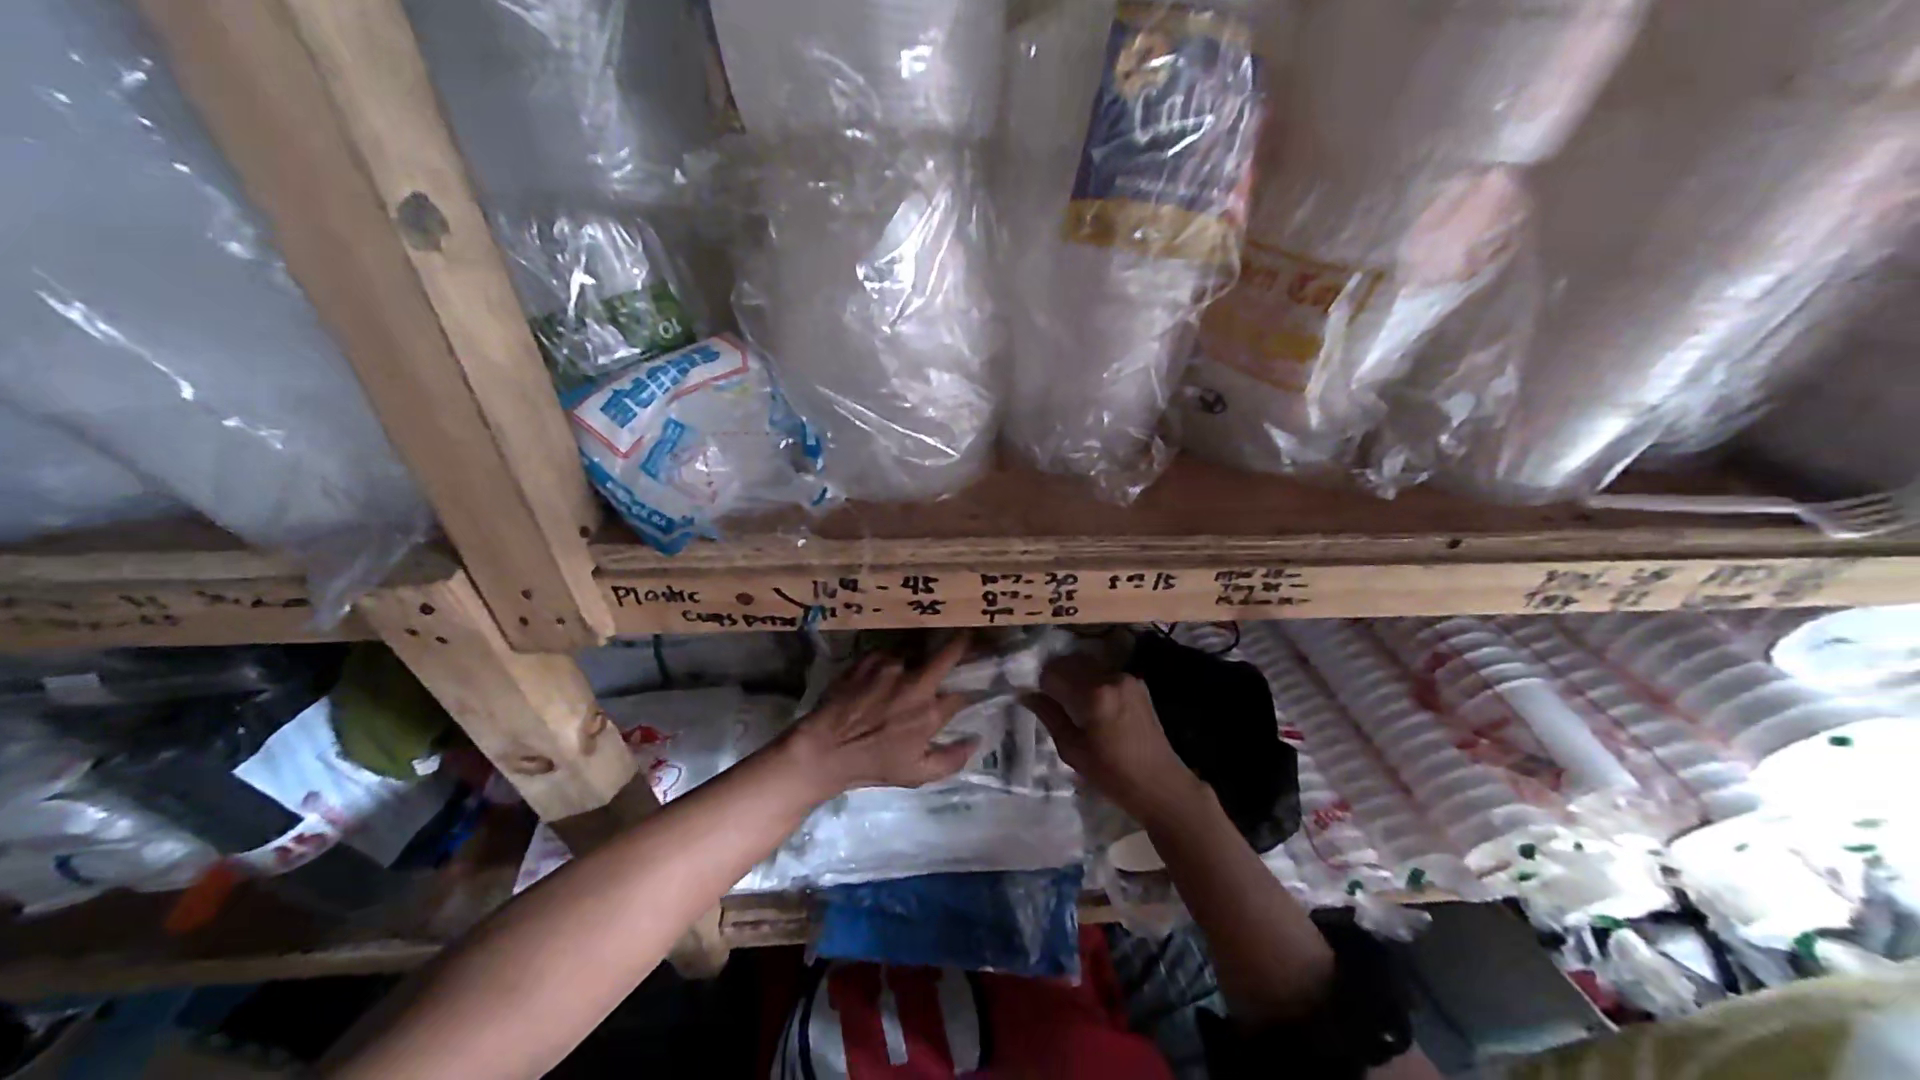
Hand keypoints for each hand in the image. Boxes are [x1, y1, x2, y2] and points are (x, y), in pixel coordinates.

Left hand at [782, 637, 978, 799]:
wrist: (824, 749)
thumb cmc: (873, 765)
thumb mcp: (918, 774)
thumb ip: (953, 759)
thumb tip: (977, 739)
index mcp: (929, 712)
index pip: (962, 695)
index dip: (968, 694)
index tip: (970, 691)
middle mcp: (915, 683)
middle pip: (948, 654)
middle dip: (961, 645)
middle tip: (966, 637)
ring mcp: (890, 668)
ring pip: (914, 655)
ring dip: (914, 663)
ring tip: (905, 673)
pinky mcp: (868, 660)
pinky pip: (887, 655)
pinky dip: (888, 663)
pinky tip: (880, 677)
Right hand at [1024, 653, 1207, 828]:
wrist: (1159, 783)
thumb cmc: (1111, 773)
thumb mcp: (1072, 749)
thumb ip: (1049, 716)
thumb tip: (1026, 695)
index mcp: (1093, 694)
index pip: (1052, 673)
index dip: (1041, 685)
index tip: (1038, 700)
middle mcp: (1110, 677)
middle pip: (1070, 661)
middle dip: (1056, 676)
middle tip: (1052, 701)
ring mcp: (1126, 677)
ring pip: (1087, 664)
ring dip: (1074, 676)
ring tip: (1072, 703)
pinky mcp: (1136, 683)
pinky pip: (1104, 672)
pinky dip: (1091, 680)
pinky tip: (1093, 703)